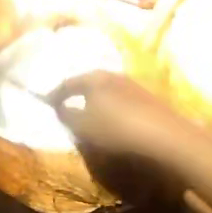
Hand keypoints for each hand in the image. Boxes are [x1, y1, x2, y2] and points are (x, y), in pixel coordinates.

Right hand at [48, 72, 206, 169]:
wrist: (164, 136)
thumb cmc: (116, 128)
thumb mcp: (83, 126)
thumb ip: (67, 115)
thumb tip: (59, 107)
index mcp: (94, 78)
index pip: (68, 83)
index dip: (56, 94)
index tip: (47, 104)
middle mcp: (114, 76)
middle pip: (90, 83)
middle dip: (78, 94)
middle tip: (68, 106)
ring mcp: (134, 86)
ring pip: (108, 92)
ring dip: (97, 102)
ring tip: (90, 117)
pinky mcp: (149, 100)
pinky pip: (122, 102)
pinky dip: (112, 109)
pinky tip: (113, 122)